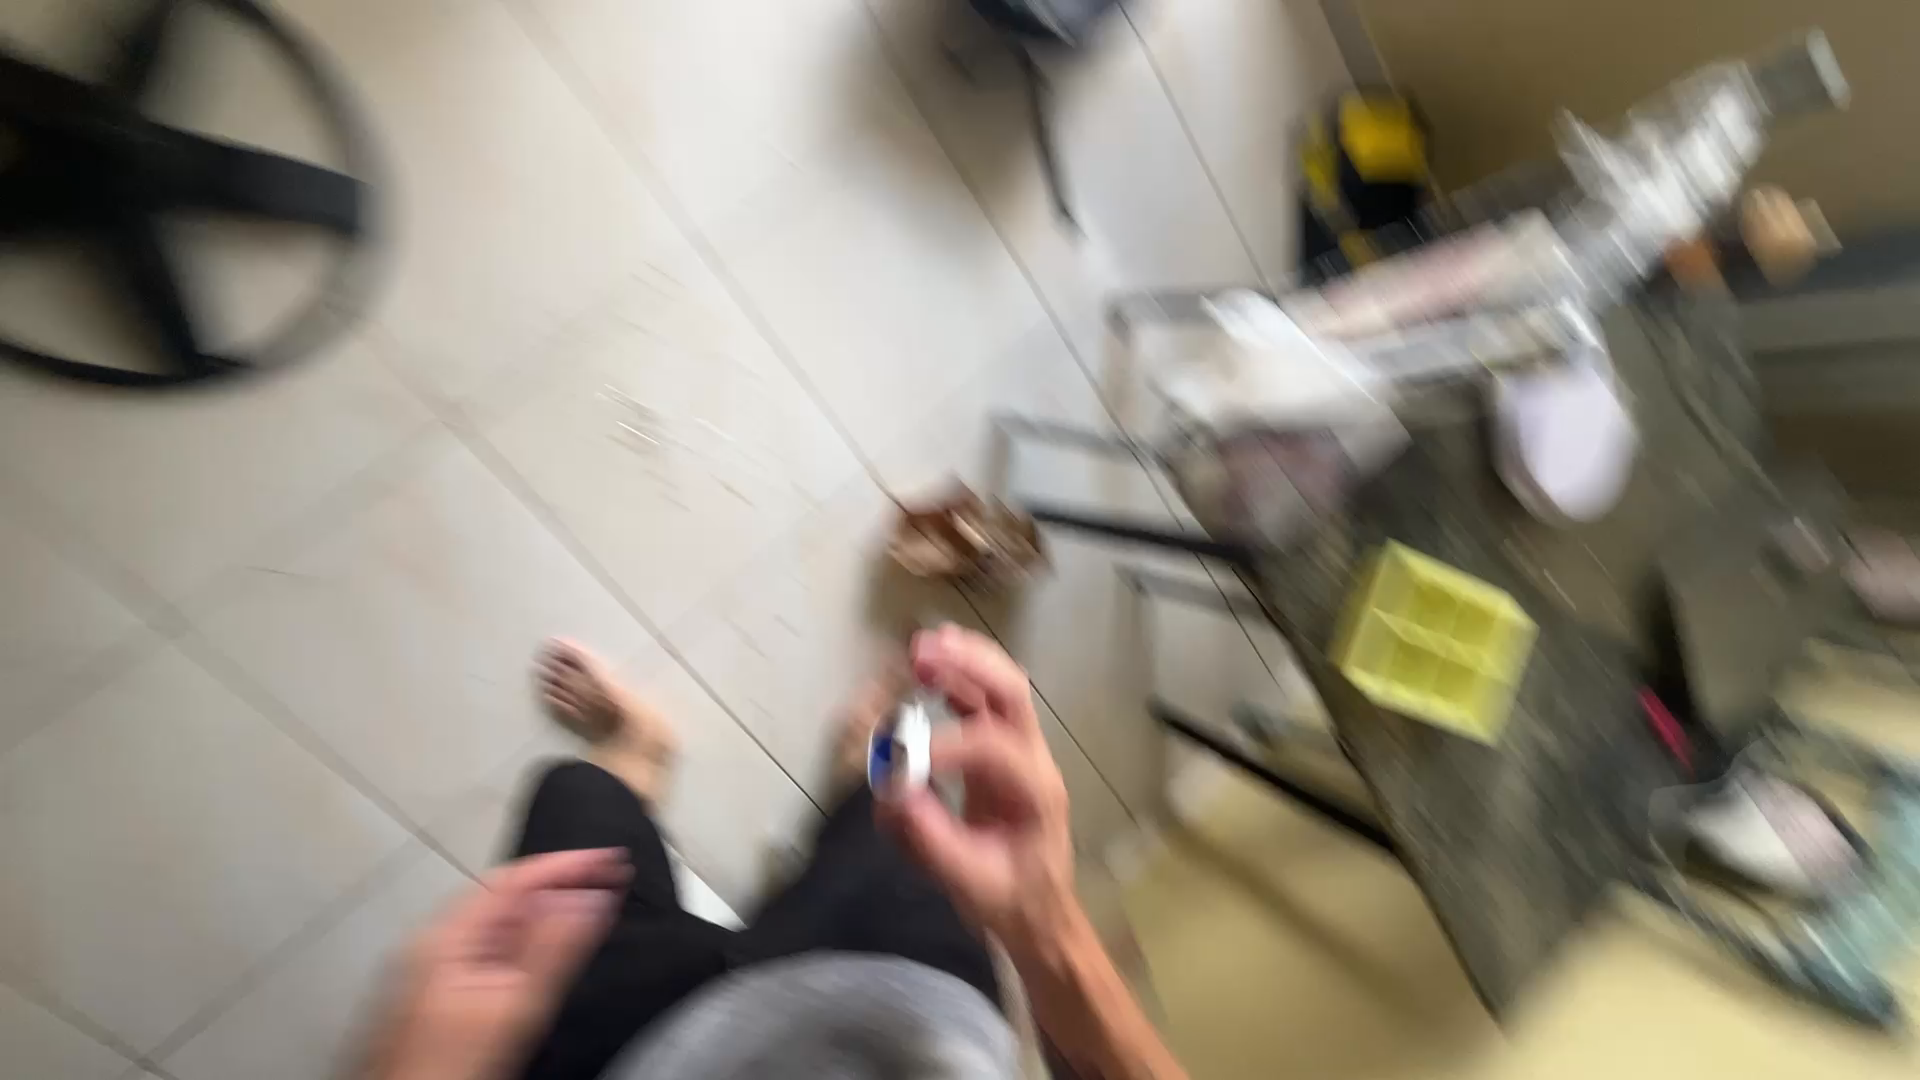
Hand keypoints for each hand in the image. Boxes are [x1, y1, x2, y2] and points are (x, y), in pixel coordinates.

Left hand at [363, 848, 627, 1079]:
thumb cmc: (445, 1072)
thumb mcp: (513, 1006)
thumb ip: (555, 947)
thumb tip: (594, 897)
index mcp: (445, 939)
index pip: (515, 879)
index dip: (567, 864)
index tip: (609, 858)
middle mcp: (438, 946)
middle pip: (510, 896)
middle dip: (564, 881)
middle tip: (611, 873)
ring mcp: (440, 970)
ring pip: (506, 922)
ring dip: (553, 906)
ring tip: (598, 898)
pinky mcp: (448, 993)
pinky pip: (499, 947)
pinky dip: (536, 935)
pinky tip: (561, 939)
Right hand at [878, 625, 1077, 954]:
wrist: (1040, 911)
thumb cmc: (1009, 899)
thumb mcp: (968, 882)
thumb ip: (931, 840)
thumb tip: (890, 792)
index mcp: (1036, 792)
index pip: (992, 748)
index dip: (946, 745)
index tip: (901, 758)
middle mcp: (1035, 758)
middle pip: (1010, 692)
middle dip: (968, 665)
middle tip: (923, 651)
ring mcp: (1023, 748)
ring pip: (1000, 686)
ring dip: (963, 662)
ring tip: (922, 648)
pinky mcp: (1004, 748)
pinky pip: (985, 700)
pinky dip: (960, 677)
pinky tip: (930, 669)